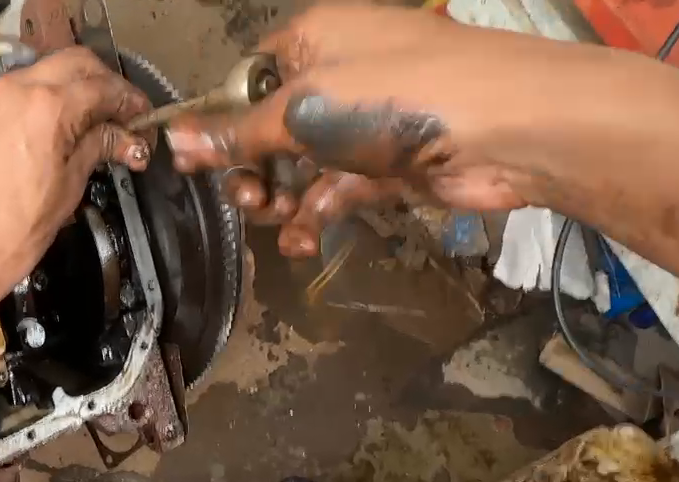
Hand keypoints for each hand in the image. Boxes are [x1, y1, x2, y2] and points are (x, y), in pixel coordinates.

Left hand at [0, 48, 151, 303]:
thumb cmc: (14, 233)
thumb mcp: (68, 189)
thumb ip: (96, 149)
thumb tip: (125, 138)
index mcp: (46, 106)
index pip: (100, 86)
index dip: (128, 101)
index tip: (143, 118)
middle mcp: (17, 89)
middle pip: (75, 65)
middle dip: (104, 85)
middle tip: (123, 116)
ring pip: (47, 72)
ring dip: (76, 89)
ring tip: (95, 123)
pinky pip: (21, 91)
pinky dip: (47, 99)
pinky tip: (61, 126)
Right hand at [166, 4, 573, 255]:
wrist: (506, 130)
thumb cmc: (398, 97)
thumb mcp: (305, 108)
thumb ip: (238, 133)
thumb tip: (172, 139)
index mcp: (312, 41)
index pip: (244, 83)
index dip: (217, 125)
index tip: (192, 165)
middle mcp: (331, 79)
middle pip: (264, 135)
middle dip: (250, 172)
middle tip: (251, 200)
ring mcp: (356, 128)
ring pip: (293, 173)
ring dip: (279, 204)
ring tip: (282, 221)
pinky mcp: (378, 170)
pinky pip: (328, 197)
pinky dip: (313, 222)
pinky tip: (304, 244)